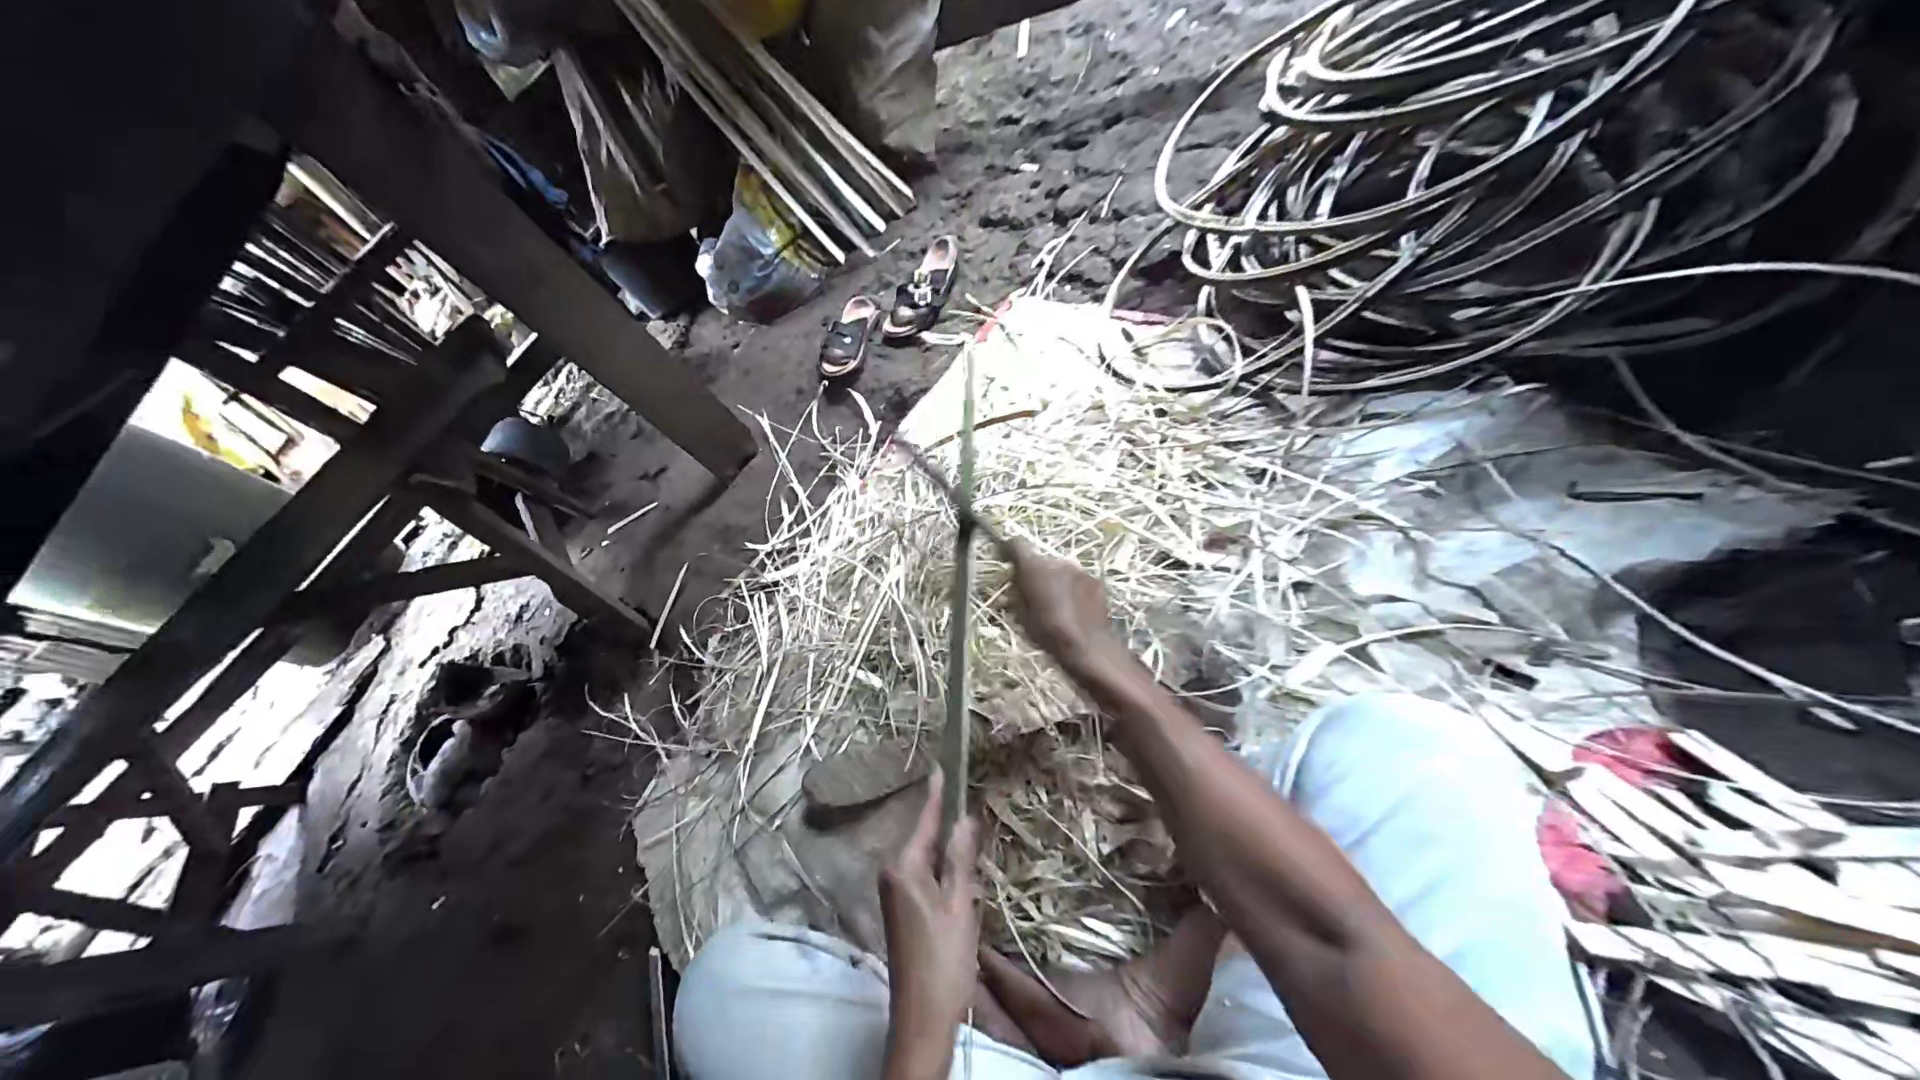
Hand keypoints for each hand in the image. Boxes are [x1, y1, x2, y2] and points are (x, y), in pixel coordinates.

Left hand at [880, 770, 979, 1079]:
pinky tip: (957, 863)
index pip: (923, 822)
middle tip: (963, 794)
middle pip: (921, 837)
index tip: (940, 769)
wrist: (922, 1016)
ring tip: (964, 821)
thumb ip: (961, 858)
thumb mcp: (960, 904)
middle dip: (942, 820)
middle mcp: (892, 874)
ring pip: (923, 856)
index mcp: (904, 868)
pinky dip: (939, 865)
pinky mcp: (900, 908)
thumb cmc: (944, 959)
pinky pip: (921, 873)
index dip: (935, 796)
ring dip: (943, 844)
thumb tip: (965, 818)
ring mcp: (894, 892)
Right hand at [1007, 541, 1119, 669]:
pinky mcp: (1095, 580)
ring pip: (1060, 571)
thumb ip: (1016, 591)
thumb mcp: (1020, 614)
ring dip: (1056, 582)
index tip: (1007, 561)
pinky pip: (1078, 580)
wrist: (1086, 646)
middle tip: (1035, 595)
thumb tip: (1015, 580)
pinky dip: (1074, 589)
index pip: (1016, 544)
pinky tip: (1075, 609)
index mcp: (1033, 568)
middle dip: (1036, 574)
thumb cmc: (1047, 633)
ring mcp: (1078, 570)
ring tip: (1057, 606)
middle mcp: (1056, 562)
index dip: (1009, 551)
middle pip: (1041, 561)